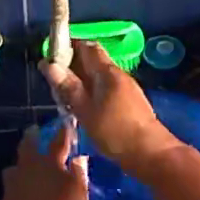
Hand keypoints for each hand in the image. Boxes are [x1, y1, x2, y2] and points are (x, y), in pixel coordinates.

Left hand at [0, 122, 88, 199]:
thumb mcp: (79, 195)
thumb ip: (78, 174)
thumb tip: (78, 157)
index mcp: (50, 163)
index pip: (59, 142)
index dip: (64, 131)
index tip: (66, 121)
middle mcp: (28, 168)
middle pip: (27, 147)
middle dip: (31, 137)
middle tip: (32, 131)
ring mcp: (13, 184)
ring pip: (13, 168)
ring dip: (19, 166)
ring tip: (23, 168)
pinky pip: (10, 190)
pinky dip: (16, 190)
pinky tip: (20, 197)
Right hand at [42, 42, 183, 173]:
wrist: (150, 153)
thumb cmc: (114, 131)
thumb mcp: (85, 110)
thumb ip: (68, 87)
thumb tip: (49, 64)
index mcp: (107, 72)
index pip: (87, 46)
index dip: (68, 46)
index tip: (51, 57)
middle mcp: (119, 75)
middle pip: (94, 61)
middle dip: (73, 66)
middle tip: (54, 81)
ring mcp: (127, 88)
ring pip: (100, 76)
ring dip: (83, 81)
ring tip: (65, 96)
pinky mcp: (130, 102)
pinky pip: (107, 89)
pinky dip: (93, 92)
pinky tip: (85, 108)